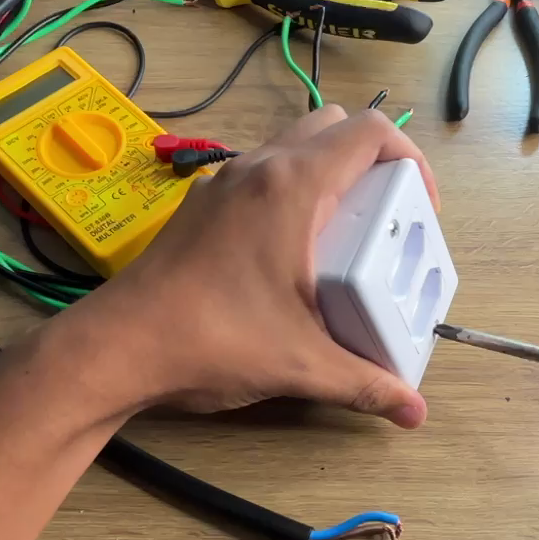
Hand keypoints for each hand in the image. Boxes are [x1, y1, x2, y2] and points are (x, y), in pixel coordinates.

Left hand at [51, 104, 437, 427]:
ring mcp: (222, 183)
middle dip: (372, 163)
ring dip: (329, 176)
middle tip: (383, 220)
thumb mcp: (301, 363)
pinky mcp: (200, 206)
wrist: (117, 348)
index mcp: (291, 187)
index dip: (411, 159)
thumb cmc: (213, 340)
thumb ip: (365, 384)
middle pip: (333, 128)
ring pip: (292, 148)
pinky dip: (291, 194)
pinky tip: (288, 255)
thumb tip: (414, 411)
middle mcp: (257, 169)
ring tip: (341, 238)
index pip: (371, 131)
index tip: (421, 209)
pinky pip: (261, 176)